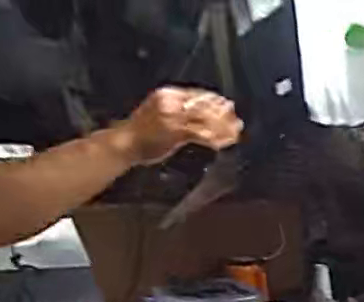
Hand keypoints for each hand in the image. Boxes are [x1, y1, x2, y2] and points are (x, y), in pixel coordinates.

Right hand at [120, 87, 242, 164]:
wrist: (125, 142)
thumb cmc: (143, 133)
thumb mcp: (161, 113)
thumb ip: (178, 112)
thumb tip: (198, 116)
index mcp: (168, 94)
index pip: (198, 94)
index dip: (215, 101)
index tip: (229, 106)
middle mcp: (172, 101)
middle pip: (204, 106)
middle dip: (223, 115)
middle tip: (237, 122)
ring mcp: (173, 117)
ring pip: (204, 120)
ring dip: (222, 129)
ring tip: (235, 135)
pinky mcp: (174, 133)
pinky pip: (199, 135)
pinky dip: (212, 140)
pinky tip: (221, 145)